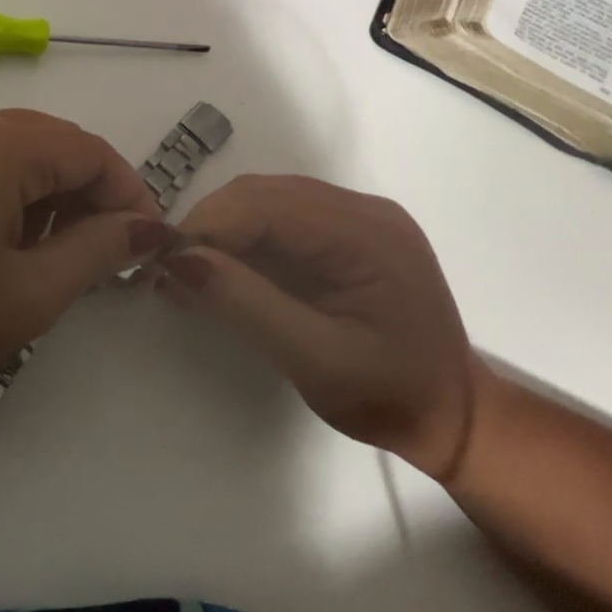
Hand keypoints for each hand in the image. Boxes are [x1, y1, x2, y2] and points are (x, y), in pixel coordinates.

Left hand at [0, 110, 166, 398]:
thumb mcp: (30, 293)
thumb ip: (97, 250)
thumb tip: (145, 226)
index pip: (88, 150)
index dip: (128, 193)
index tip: (144, 242)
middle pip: (51, 141)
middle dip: (88, 191)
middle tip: (105, 250)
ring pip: (11, 149)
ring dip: (46, 190)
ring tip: (54, 251)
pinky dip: (5, 190)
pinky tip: (0, 240)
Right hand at [159, 175, 480, 480]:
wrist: (451, 417)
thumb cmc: (389, 397)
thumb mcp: (315, 360)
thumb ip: (247, 305)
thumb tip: (178, 261)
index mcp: (368, 236)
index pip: (266, 206)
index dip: (207, 227)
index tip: (160, 264)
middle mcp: (364, 211)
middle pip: (261, 194)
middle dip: (208, 227)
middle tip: (168, 274)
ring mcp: (356, 220)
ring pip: (263, 202)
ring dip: (219, 233)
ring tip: (187, 277)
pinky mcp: (344, 236)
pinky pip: (277, 220)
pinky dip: (240, 241)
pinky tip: (220, 274)